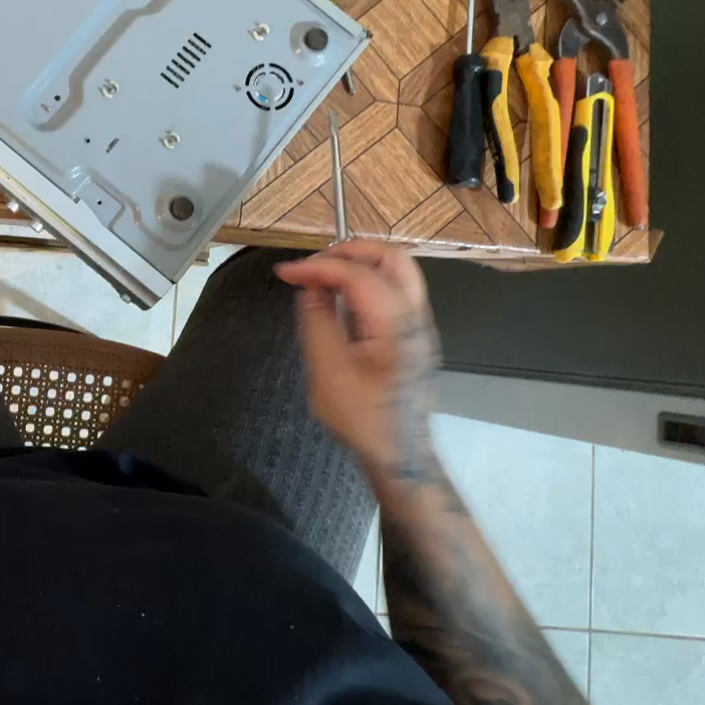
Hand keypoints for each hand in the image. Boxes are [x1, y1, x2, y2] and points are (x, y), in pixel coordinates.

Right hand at [275, 240, 439, 478]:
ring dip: (358, 264)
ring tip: (321, 277)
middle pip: (392, 258)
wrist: (400, 453)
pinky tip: (338, 297)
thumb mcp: (327, 372)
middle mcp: (415, 318)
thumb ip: (317, 322)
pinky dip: (365, 280)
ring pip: (397, 271)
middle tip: (312, 265)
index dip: (318, 266)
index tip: (286, 274)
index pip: (358, 274)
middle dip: (348, 251)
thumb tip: (310, 289)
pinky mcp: (413, 334)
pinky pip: (394, 290)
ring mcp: (419, 325)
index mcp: (394, 326)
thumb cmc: (362, 418)